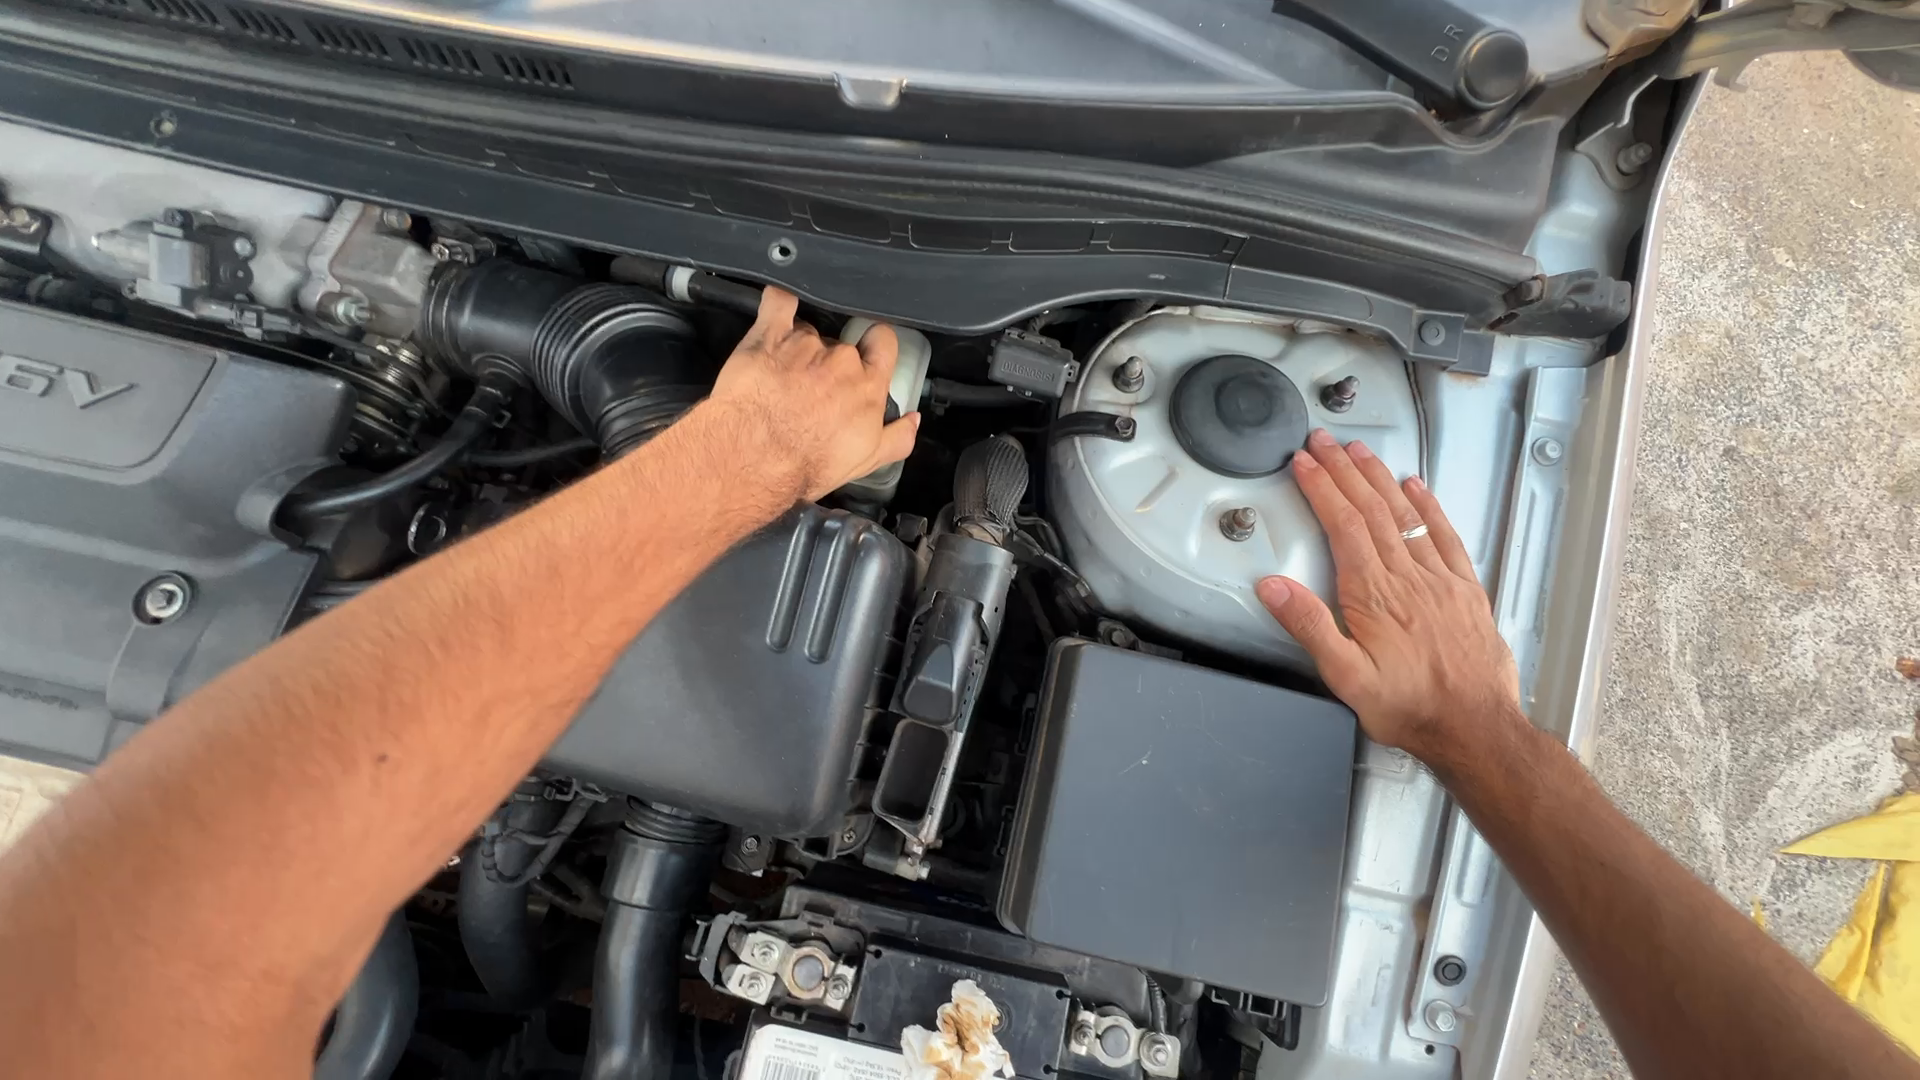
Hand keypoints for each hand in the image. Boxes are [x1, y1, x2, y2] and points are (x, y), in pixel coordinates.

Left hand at [705, 287, 919, 500]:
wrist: (758, 458)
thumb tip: (914, 421)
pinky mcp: (768, 336)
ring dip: (799, 348)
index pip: (884, 344)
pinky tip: (781, 306)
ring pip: (808, 332)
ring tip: (783, 377)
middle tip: (813, 388)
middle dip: (830, 361)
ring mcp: (805, 344)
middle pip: (842, 344)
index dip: (875, 346)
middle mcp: (841, 360)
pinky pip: (779, 301)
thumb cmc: (809, 464)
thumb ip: (898, 438)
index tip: (866, 356)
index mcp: (868, 386)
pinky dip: (781, 301)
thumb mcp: (867, 461)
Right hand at [1255, 430, 1519, 760]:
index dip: (1321, 488)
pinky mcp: (1464, 589)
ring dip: (1379, 477)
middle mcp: (1408, 578)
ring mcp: (1439, 580)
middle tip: (1324, 442)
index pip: (1343, 525)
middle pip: (1372, 509)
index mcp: (1374, 594)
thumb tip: (1273, 586)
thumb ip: (1308, 625)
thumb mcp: (1343, 675)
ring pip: (1406, 514)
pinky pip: (1445, 536)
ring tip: (1360, 450)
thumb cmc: (1408, 705)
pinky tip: (1418, 486)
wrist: (1475, 728)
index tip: (1303, 464)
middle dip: (1343, 470)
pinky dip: (1429, 506)